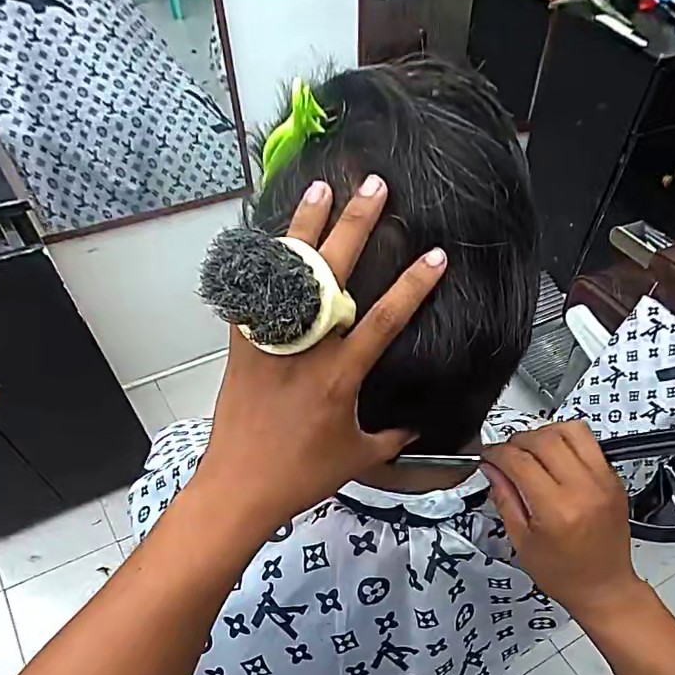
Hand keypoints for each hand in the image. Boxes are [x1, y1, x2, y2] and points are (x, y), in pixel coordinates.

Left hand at [199, 176, 444, 529]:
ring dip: (305, 226)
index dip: (412, 286)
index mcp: (339, 378)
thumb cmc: (302, 475)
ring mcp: (269, 343)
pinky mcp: (241, 345)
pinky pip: (250, 293)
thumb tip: (416, 423)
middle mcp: (304, 350)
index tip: (433, 257)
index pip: (383, 320)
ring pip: (287, 274)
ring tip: (321, 188)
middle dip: (357, 227)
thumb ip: (393, 437)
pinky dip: (260, 260)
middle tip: (375, 189)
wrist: (241, 486)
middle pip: (333, 275)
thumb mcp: (359, 458)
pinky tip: (271, 233)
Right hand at [482, 422, 648, 618]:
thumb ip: (505, 499)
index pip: (519, 461)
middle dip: (517, 441)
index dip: (497, 454)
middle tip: (506, 455)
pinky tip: (555, 458)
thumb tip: (493, 470)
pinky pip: (590, 443)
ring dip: (545, 434)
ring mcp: (603, 481)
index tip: (489, 457)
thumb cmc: (567, 575)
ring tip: (532, 450)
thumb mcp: (522, 542)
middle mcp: (584, 490)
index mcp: (558, 510)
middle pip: (544, 439)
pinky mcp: (613, 479)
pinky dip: (568, 442)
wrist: (604, 587)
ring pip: (571, 431)